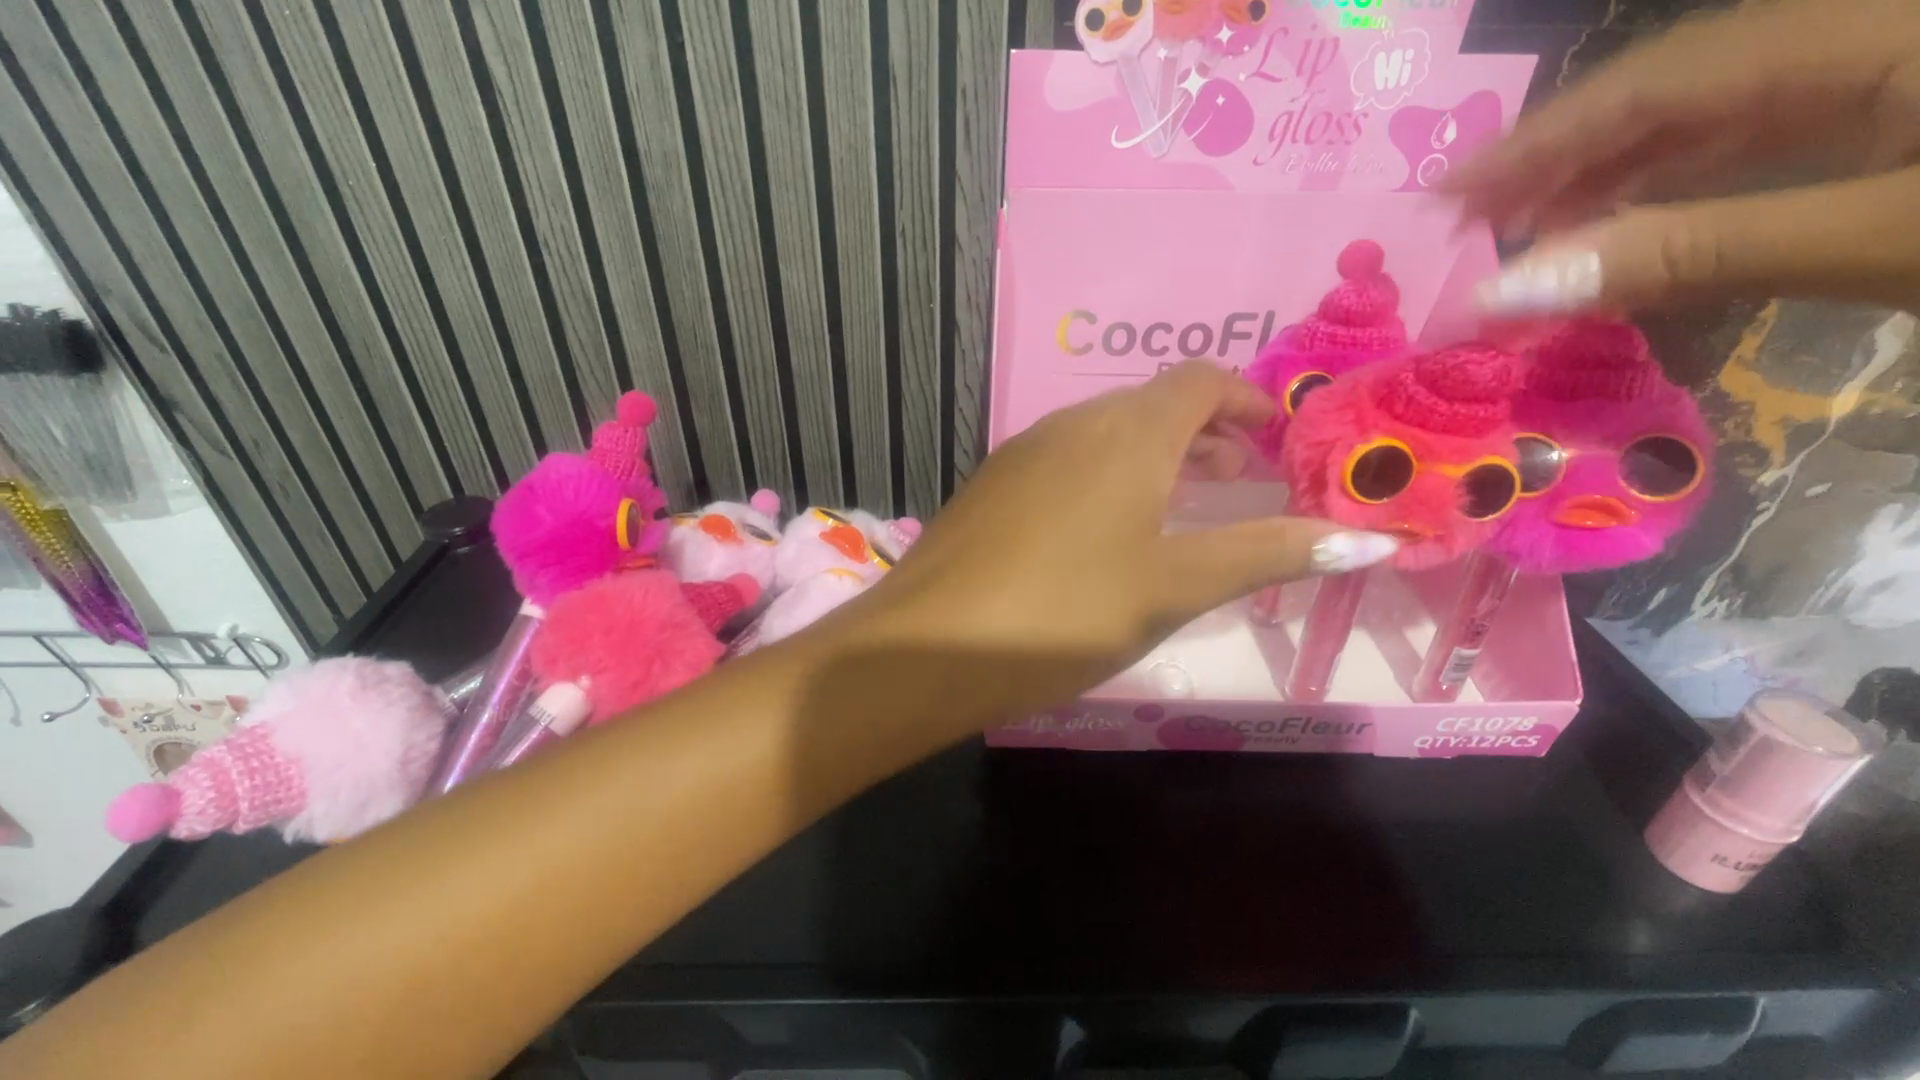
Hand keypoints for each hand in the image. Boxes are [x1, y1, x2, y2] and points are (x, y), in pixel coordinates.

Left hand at [828, 361, 1396, 720]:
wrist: (927, 648)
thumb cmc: (1066, 611)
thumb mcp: (1175, 586)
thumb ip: (1267, 553)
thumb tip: (1370, 537)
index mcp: (1126, 433)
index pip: (1199, 383)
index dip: (1246, 401)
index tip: (1278, 437)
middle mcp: (1071, 425)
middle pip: (1152, 406)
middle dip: (1205, 433)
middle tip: (1242, 479)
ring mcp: (1022, 454)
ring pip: (1106, 435)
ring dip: (1155, 458)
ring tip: (1184, 507)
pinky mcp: (990, 489)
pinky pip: (1066, 462)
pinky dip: (1108, 478)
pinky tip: (1106, 534)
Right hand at [1445, 0, 1919, 314]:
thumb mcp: (1878, 241)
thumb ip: (1695, 254)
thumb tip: (1510, 290)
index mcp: (1860, 28)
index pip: (1651, 81)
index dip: (1536, 141)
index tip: (1445, 198)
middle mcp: (1856, 26)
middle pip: (1665, 84)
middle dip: (1554, 153)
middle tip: (1468, 220)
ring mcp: (1878, 61)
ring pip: (1704, 106)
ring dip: (1603, 167)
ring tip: (1522, 226)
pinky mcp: (1894, 100)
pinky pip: (1751, 128)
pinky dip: (1669, 175)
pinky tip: (1618, 214)